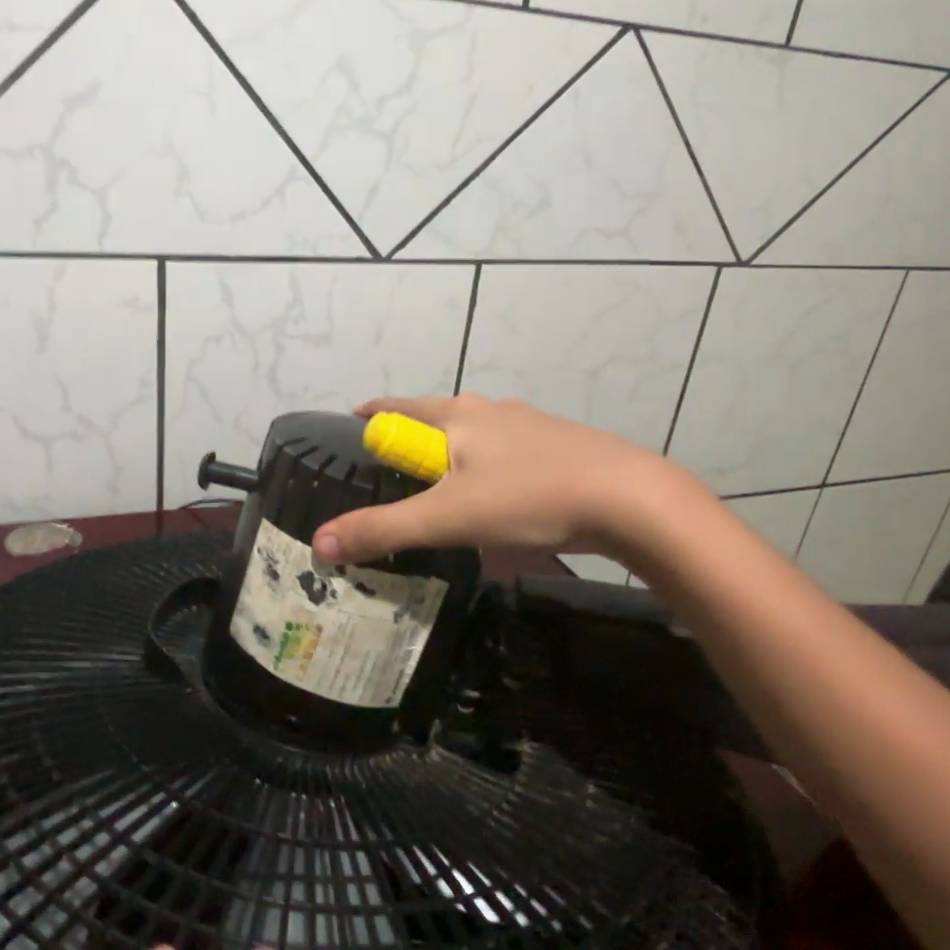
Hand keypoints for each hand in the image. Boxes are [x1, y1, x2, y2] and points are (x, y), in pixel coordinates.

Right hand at [315, 395, 692, 565]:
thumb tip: (320, 543)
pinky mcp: (561, 448)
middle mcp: (492, 411)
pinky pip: (511, 457)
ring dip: (458, 456)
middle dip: (415, 438)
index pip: (400, 406)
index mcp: (458, 416)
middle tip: (395, 468)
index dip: (374, 413)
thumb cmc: (528, 496)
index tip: (354, 418)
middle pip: (440, 420)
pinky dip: (494, 473)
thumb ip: (383, 530)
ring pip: (480, 438)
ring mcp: (531, 426)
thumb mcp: (446, 518)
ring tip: (445, 489)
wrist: (629, 499)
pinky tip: (502, 501)